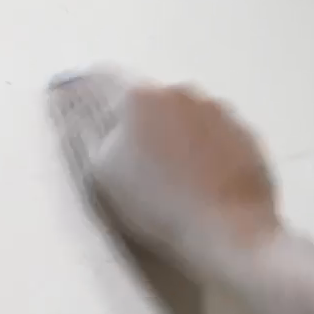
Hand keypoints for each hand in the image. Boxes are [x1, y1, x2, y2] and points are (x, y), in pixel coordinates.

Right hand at [49, 70, 280, 273]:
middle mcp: (180, 90)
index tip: (82, 116)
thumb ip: (82, 130)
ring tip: (170, 173)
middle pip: (145, 98)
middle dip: (134, 120)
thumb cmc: (156, 205)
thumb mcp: (101, 172)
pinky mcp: (247, 134)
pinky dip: (201, 146)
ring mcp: (219, 110)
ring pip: (180, 113)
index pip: (101, 79)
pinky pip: (212, 131)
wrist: (231, 234)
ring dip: (169, 131)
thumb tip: (65, 101)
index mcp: (139, 96)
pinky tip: (200, 179)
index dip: (87, 96)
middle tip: (131, 159)